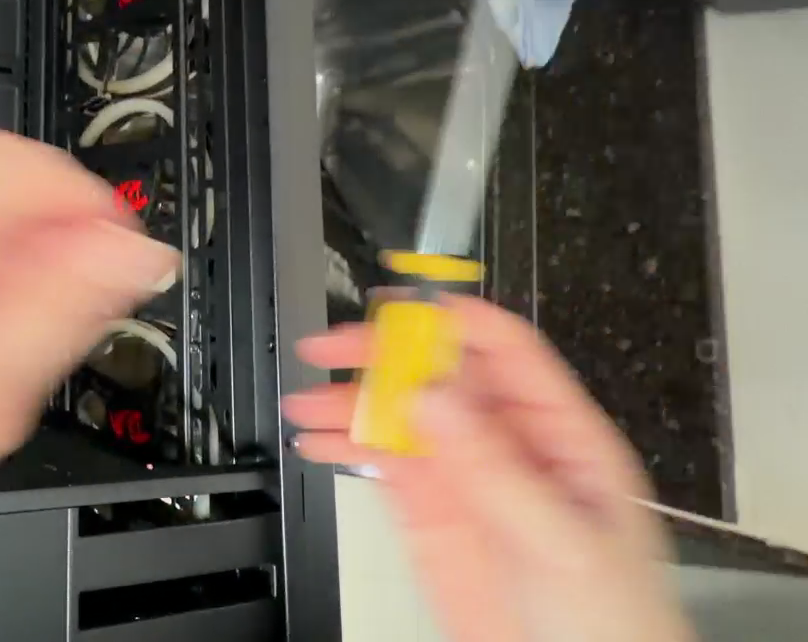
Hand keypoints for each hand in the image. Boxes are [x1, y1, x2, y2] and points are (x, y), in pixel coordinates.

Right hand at [282, 296, 691, 641]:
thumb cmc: (607, 622)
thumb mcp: (558, 539)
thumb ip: (493, 467)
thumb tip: (431, 395)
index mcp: (553, 434)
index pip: (502, 352)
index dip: (452, 320)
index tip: (400, 307)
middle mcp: (498, 439)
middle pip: (429, 369)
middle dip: (376, 353)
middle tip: (331, 347)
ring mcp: (455, 465)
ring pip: (390, 406)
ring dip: (344, 399)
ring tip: (309, 405)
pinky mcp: (421, 494)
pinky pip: (370, 450)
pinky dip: (336, 440)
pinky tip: (316, 440)